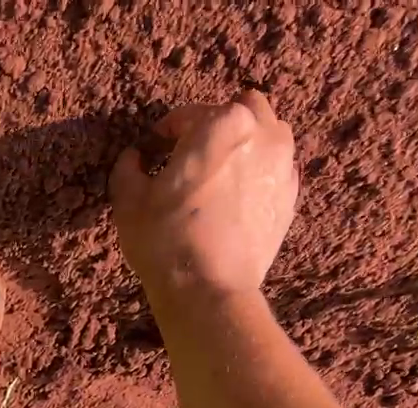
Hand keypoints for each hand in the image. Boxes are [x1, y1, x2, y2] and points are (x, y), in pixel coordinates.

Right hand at [111, 91, 298, 301]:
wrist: (208, 289)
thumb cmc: (165, 240)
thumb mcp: (128, 203)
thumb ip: (127, 168)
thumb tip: (134, 156)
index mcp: (219, 124)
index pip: (184, 116)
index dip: (160, 136)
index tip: (150, 156)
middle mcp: (262, 131)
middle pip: (239, 108)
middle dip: (212, 126)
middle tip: (189, 158)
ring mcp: (283, 163)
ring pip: (265, 133)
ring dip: (241, 144)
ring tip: (216, 177)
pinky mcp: (290, 194)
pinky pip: (274, 169)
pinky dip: (255, 174)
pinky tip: (232, 201)